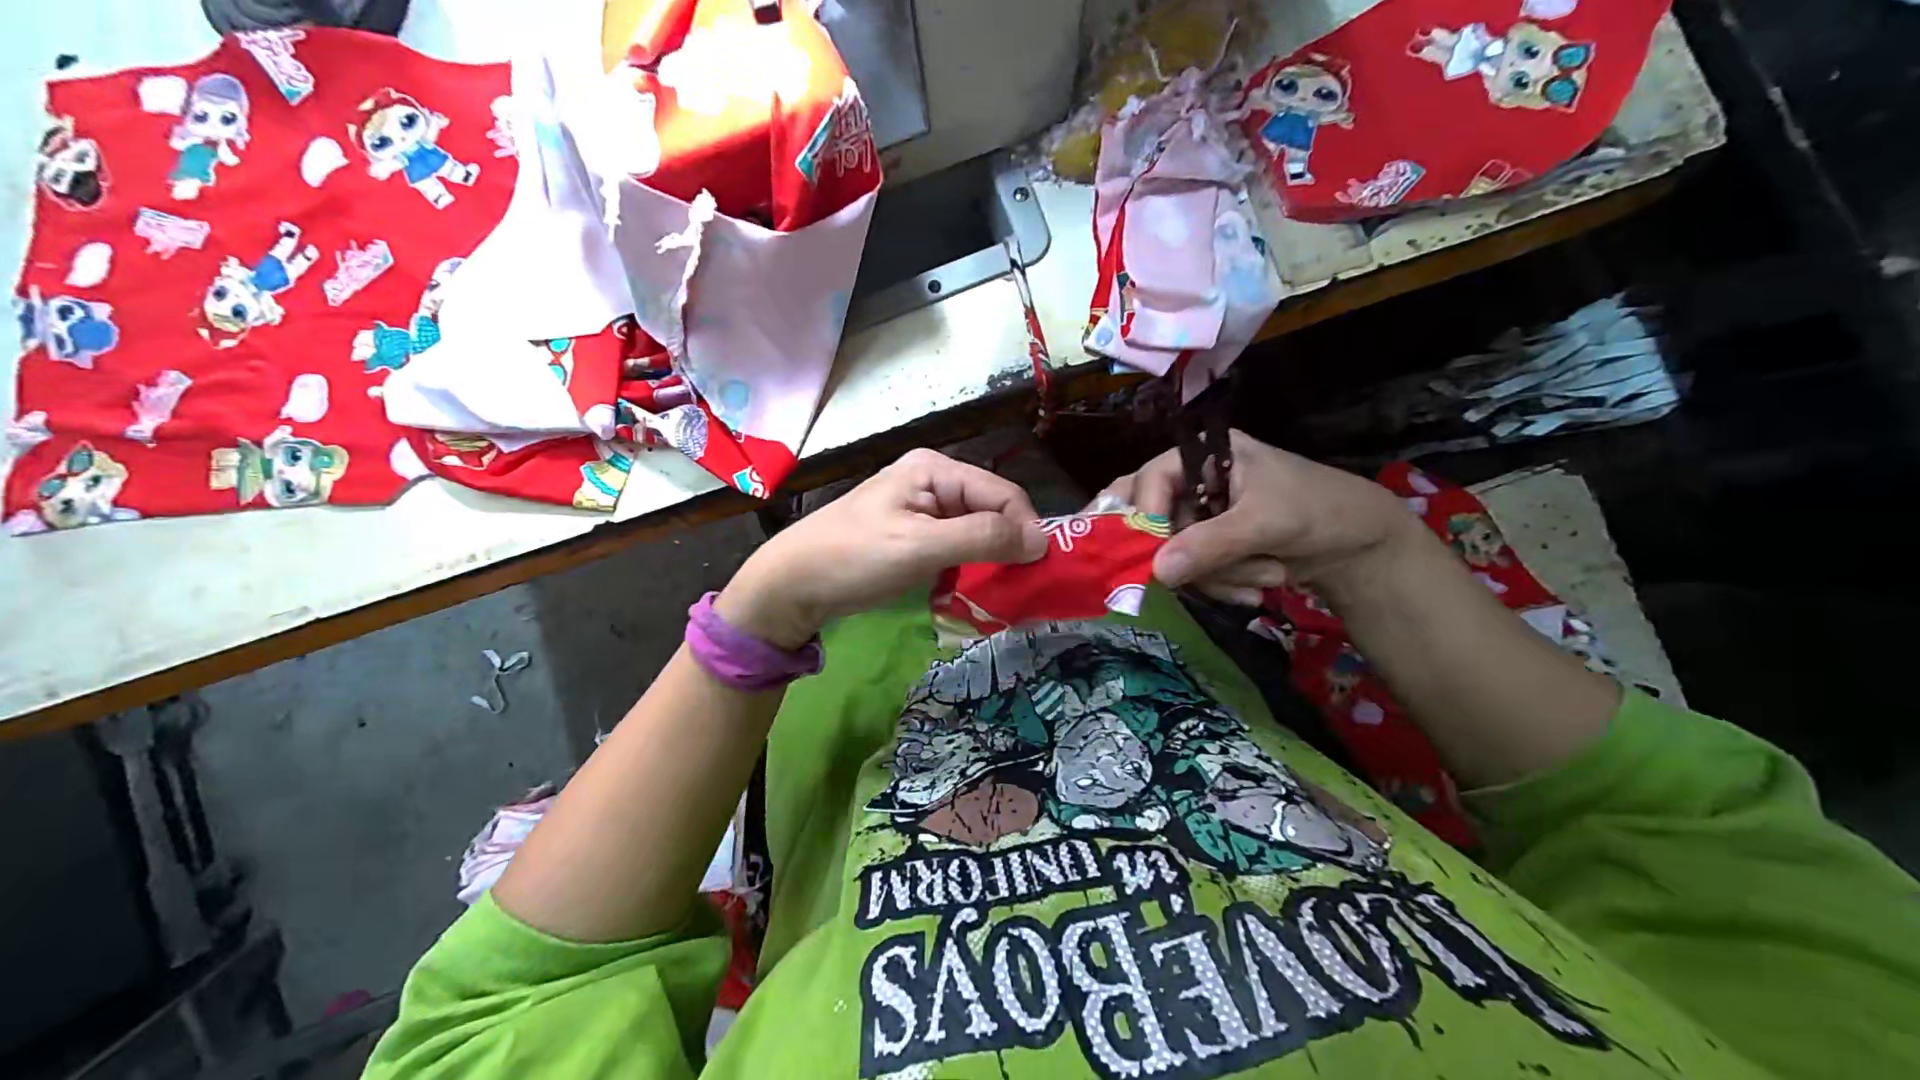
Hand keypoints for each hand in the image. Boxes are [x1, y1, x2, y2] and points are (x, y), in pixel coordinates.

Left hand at [716, 449, 1047, 647]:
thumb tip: (1042, 540)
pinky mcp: (914, 534)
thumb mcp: (921, 546)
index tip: (1034, 573)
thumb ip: (983, 538)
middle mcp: (933, 481)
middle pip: (992, 511)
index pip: (1003, 493)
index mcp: (935, 469)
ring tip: (988, 593)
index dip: (1024, 530)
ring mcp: (922, 508)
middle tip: (1013, 589)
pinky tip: (960, 590)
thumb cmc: (853, 558)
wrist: (792, 585)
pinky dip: (964, 569)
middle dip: (1005, 548)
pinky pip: (955, 547)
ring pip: (976, 532)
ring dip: (985, 562)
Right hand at [1102, 430, 1423, 603]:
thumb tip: (1157, 572)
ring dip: (1215, 575)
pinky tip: (1254, 590)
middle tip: (1181, 574)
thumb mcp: (1265, 522)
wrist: (1363, 549)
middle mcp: (1195, 483)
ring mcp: (1201, 519)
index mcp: (1205, 455)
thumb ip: (1210, 544)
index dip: (1147, 515)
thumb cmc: (1320, 511)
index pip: (1151, 479)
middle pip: (1151, 518)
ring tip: (1265, 574)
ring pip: (1172, 554)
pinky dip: (1221, 586)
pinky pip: (1191, 574)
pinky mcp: (1209, 550)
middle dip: (1179, 552)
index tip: (1156, 552)